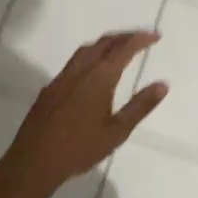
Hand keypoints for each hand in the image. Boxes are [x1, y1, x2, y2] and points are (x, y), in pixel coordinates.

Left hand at [4, 31, 168, 195]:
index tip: (155, 36)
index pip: (124, 48)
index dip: (141, 39)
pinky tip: (92, 71)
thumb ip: (140, 106)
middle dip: (124, 36)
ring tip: (119, 49)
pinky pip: (74, 61)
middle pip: (104, 43)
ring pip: (86, 49)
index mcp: (100, 77)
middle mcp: (80, 70)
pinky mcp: (51, 87)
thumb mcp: (117, 131)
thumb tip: (163, 84)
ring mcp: (62, 77)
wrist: (34, 161)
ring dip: (106, 43)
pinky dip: (90, 55)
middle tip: (141, 39)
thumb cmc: (80, 148)